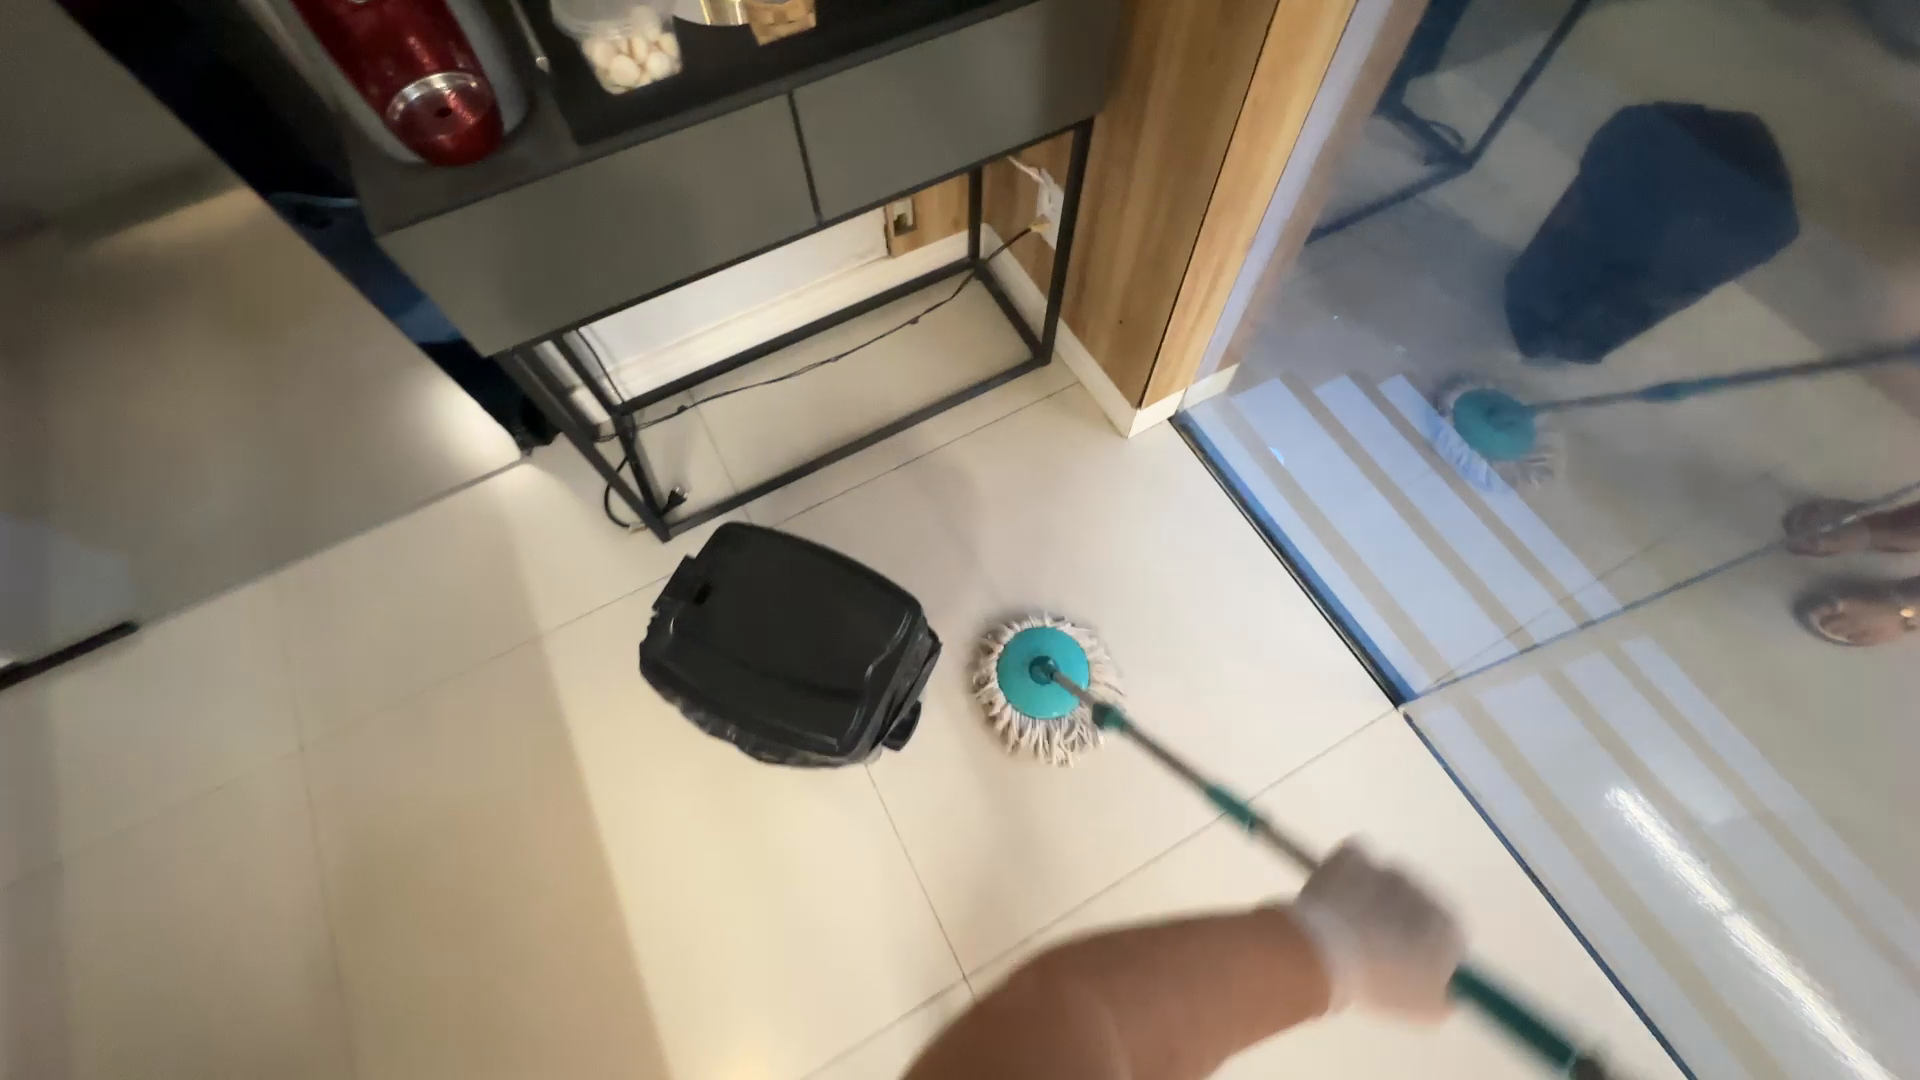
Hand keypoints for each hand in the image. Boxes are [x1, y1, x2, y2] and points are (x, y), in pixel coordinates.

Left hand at [1287, 841, 1464, 1018]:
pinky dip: (1348, 869)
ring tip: (1349, 913)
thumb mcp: (1422, 1008)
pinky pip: (1355, 857)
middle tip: (1372, 935)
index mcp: (1447, 926)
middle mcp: (1423, 890)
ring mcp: (1385, 867)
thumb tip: (1445, 991)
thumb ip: (1442, 997)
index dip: (1425, 943)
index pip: (1446, 931)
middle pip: (1414, 899)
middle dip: (1397, 913)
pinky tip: (1336, 890)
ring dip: (1371, 890)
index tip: (1404, 956)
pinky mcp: (1352, 853)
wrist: (1327, 949)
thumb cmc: (1380, 982)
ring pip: (1383, 877)